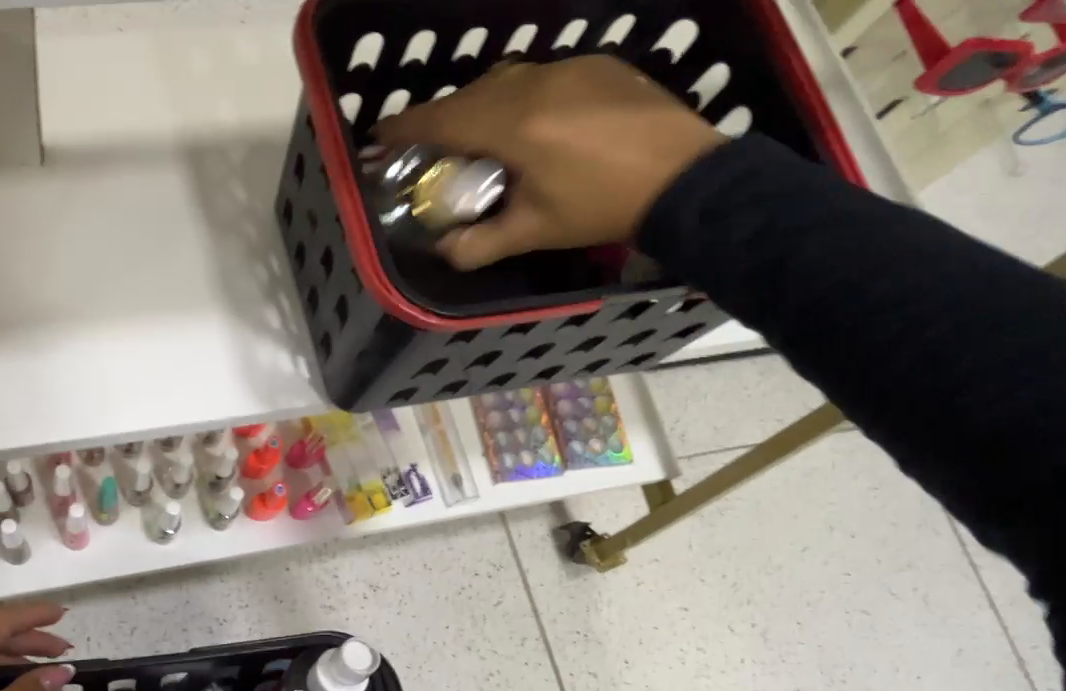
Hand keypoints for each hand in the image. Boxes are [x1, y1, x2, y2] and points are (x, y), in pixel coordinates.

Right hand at [374, 55, 725, 269]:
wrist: (686, 180)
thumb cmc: (602, 209)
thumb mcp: (533, 232)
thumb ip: (478, 244)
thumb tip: (441, 249)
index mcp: (514, 126)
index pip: (442, 119)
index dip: (405, 127)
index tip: (379, 136)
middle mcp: (536, 86)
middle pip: (469, 95)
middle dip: (440, 118)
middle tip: (427, 146)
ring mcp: (570, 69)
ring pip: (505, 80)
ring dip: (480, 105)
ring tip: (476, 136)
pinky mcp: (598, 66)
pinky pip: (542, 76)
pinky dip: (519, 97)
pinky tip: (530, 125)